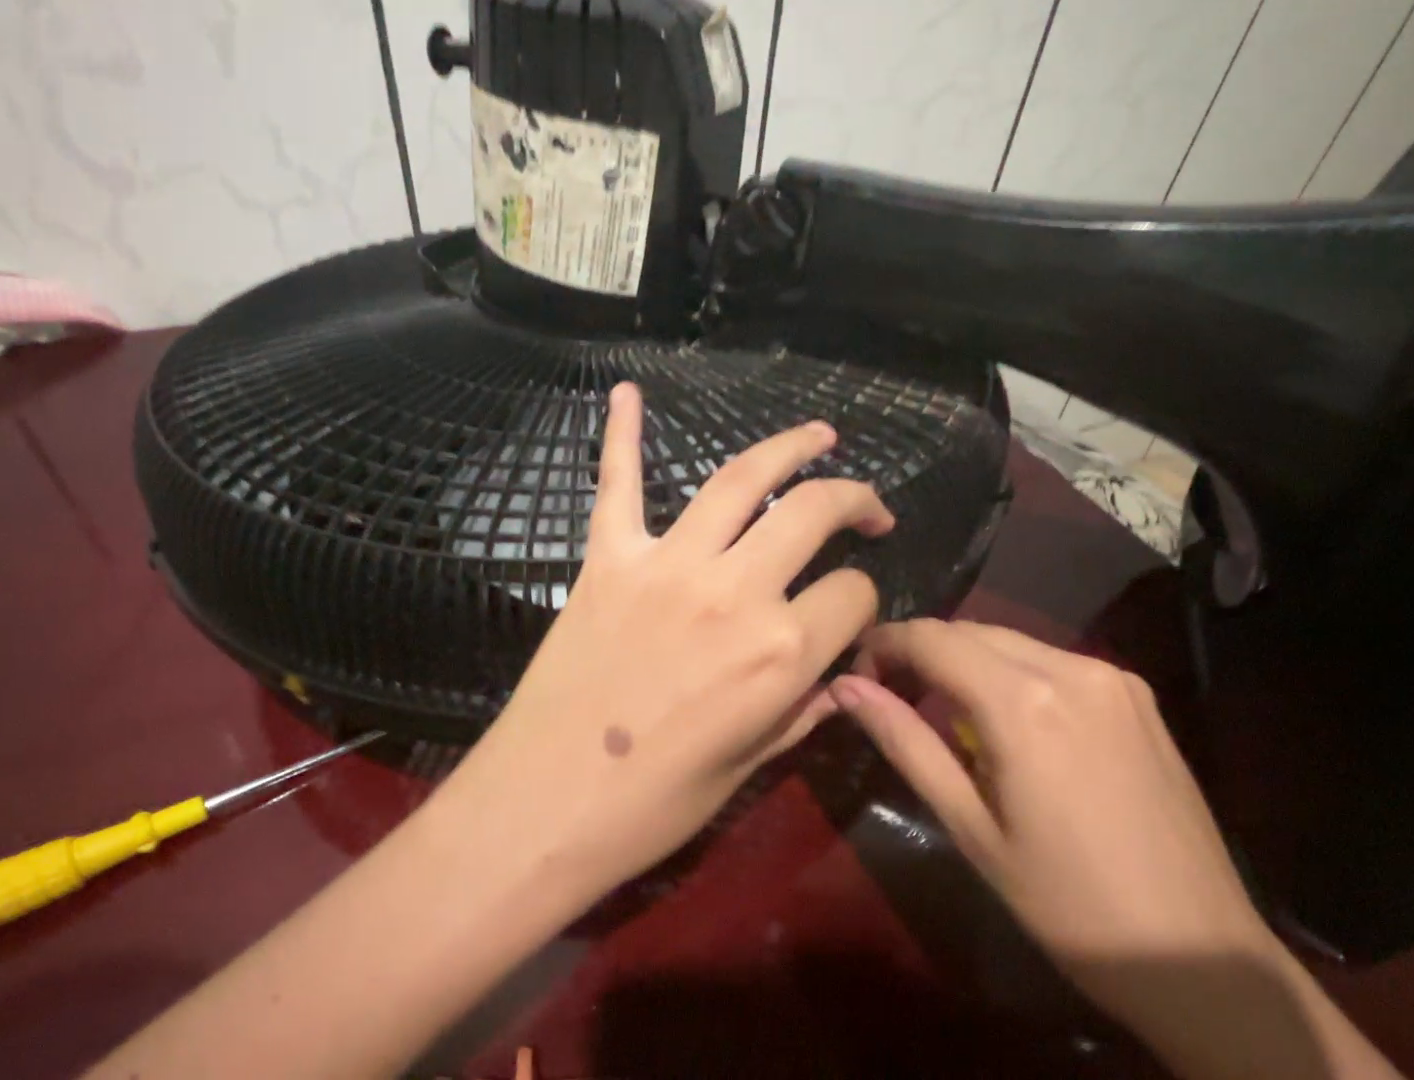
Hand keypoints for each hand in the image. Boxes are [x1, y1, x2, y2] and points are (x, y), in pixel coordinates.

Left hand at [439, 383, 893, 899]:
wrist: (544, 804)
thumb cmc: (655, 804)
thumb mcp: (750, 765)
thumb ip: (803, 711)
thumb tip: (840, 679)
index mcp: (782, 652)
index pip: (854, 595)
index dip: (863, 604)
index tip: (850, 618)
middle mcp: (735, 592)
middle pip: (813, 514)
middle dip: (856, 501)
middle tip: (869, 510)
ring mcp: (666, 565)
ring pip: (739, 480)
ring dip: (788, 447)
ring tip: (820, 435)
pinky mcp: (607, 559)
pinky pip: (618, 485)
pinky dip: (621, 434)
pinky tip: (627, 391)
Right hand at [831, 620, 1273, 1021]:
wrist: (1197, 952)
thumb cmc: (1066, 902)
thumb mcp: (970, 827)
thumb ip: (906, 744)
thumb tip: (845, 690)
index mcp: (1023, 703)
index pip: (932, 639)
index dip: (884, 645)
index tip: (856, 675)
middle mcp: (1071, 669)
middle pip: (972, 631)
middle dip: (922, 650)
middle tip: (890, 694)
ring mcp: (1113, 678)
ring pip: (1014, 642)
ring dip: (967, 661)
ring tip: (943, 711)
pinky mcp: (1139, 697)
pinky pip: (1055, 662)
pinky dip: (1014, 674)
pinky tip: (1008, 723)